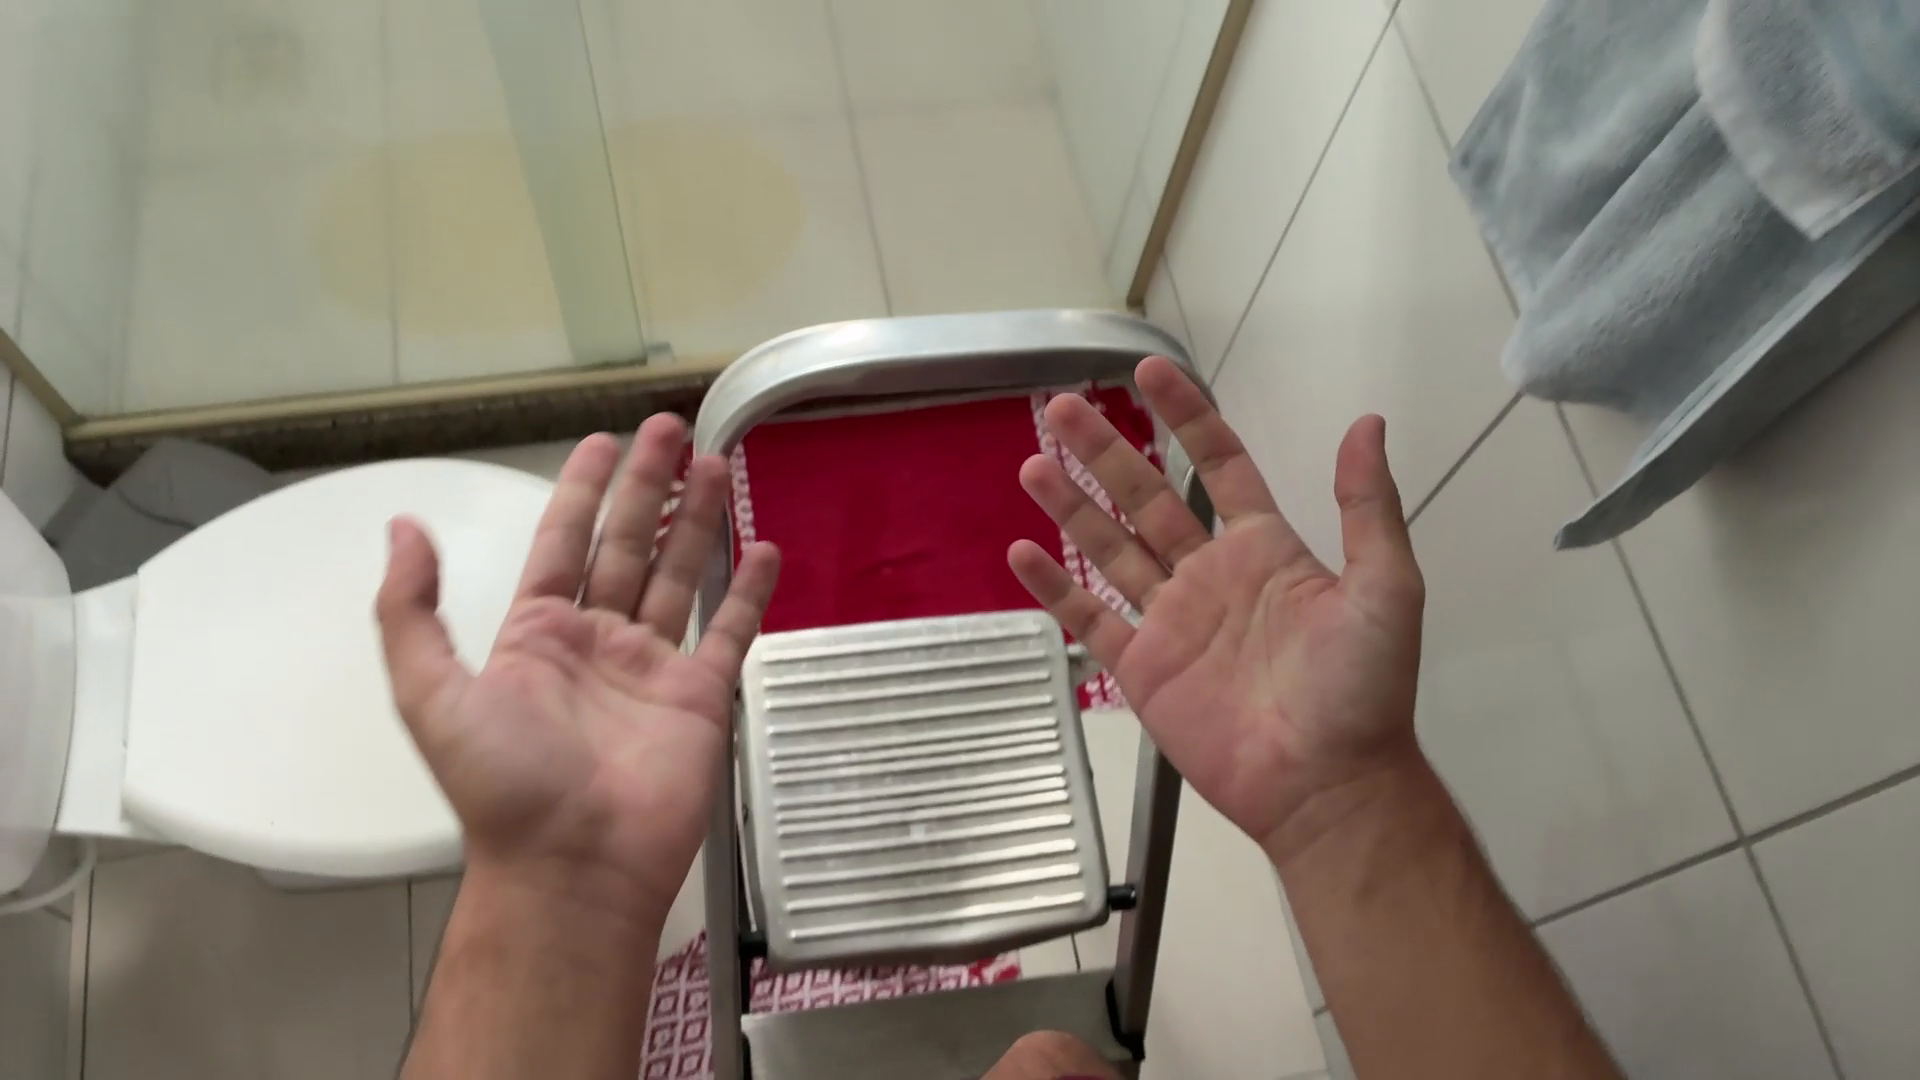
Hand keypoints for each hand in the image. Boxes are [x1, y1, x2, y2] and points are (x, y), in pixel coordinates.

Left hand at [376, 416, 779, 925]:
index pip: (564, 542)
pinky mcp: (702, 690)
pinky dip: (748, 591)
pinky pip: (730, 629)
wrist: (579, 861)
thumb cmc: (506, 781)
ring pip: (680, 574)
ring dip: (698, 521)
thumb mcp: (433, 696)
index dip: (583, 489)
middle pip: (630, 544)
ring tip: (717, 467)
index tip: (604, 441)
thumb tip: (402, 529)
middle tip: (673, 431)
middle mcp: (600, 638)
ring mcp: (656, 663)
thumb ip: (414, 614)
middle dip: (650, 486)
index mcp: (538, 633)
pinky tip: (763, 550)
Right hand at [1009, 357, 1424, 853]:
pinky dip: (1054, 588)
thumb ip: (1367, 510)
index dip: (1185, 417)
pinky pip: (1088, 618)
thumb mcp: (1385, 590)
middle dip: (1104, 450)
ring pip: (1107, 549)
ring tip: (1033, 465)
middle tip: (1061, 407)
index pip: (1216, 465)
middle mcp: (1206, 573)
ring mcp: (1167, 619)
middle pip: (1144, 497)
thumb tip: (1367, 424)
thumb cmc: (1360, 687)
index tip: (1148, 373)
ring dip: (1070, 507)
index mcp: (1261, 549)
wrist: (1325, 783)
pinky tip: (1022, 553)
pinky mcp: (1139, 665)